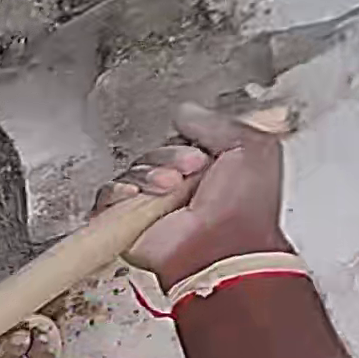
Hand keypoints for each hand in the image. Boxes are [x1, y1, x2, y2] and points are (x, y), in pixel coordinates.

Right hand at [94, 102, 290, 291]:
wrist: (218, 246)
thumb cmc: (243, 208)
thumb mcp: (252, 148)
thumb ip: (217, 124)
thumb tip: (185, 111)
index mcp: (204, 170)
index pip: (176, 142)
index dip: (183, 144)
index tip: (200, 157)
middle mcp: (175, 187)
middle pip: (150, 155)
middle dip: (165, 158)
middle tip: (186, 174)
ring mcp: (147, 205)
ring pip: (129, 173)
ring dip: (146, 176)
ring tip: (167, 190)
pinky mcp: (123, 222)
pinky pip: (106, 196)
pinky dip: (116, 192)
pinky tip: (134, 196)